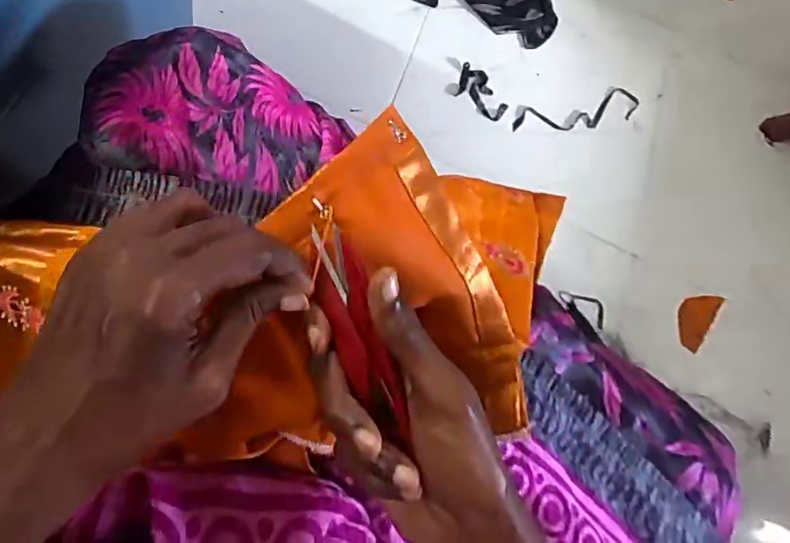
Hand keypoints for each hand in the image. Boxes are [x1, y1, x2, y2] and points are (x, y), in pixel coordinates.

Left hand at [0, 190, 309, 542]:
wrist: (47, 427)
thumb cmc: (130, 419)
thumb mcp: (203, 383)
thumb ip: (246, 320)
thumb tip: (288, 288)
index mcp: (171, 291)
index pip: (245, 249)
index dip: (281, 260)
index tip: (300, 279)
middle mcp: (142, 250)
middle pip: (220, 223)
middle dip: (255, 246)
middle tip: (272, 277)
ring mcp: (112, 239)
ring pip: (185, 204)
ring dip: (218, 226)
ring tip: (230, 262)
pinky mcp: (94, 242)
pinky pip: (150, 214)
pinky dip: (179, 225)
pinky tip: (186, 257)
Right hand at [308, 267, 542, 542]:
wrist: (470, 528)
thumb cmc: (466, 449)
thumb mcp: (439, 389)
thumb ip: (404, 335)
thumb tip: (383, 272)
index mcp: (392, 348)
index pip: (346, 318)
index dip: (324, 319)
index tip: (320, 331)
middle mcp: (370, 372)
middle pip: (327, 367)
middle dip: (346, 405)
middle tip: (370, 434)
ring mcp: (360, 410)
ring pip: (332, 410)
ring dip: (368, 446)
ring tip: (405, 473)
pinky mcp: (354, 448)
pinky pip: (342, 448)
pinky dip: (374, 470)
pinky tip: (404, 482)